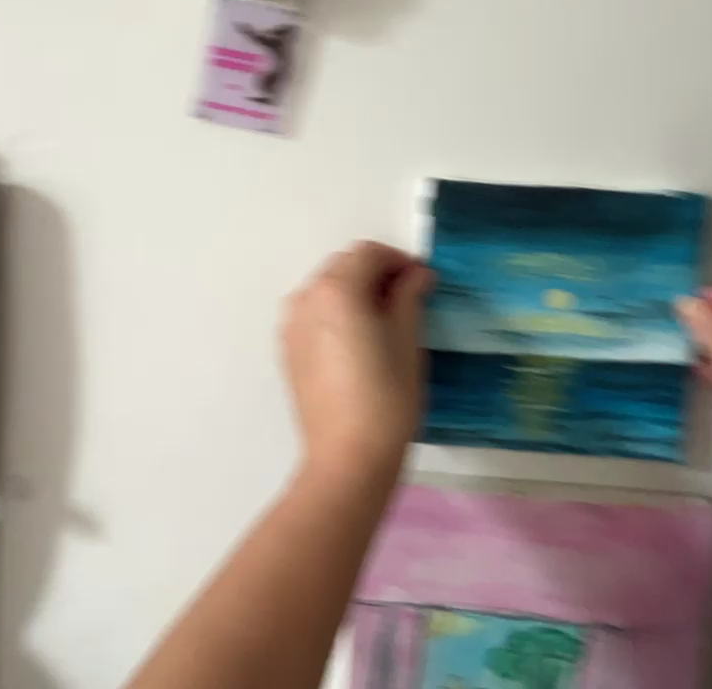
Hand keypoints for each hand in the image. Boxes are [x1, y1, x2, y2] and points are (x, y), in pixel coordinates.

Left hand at [281, 242, 434, 488]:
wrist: (347, 457)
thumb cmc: (386, 396)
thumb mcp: (407, 340)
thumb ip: (409, 296)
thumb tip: (416, 274)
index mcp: (335, 289)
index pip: (368, 254)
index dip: (399, 261)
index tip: (423, 281)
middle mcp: (306, 298)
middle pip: (343, 267)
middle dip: (376, 275)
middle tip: (409, 299)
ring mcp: (291, 324)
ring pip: (327, 290)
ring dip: (355, 293)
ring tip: (386, 322)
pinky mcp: (288, 350)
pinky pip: (314, 315)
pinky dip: (337, 315)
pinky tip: (360, 342)